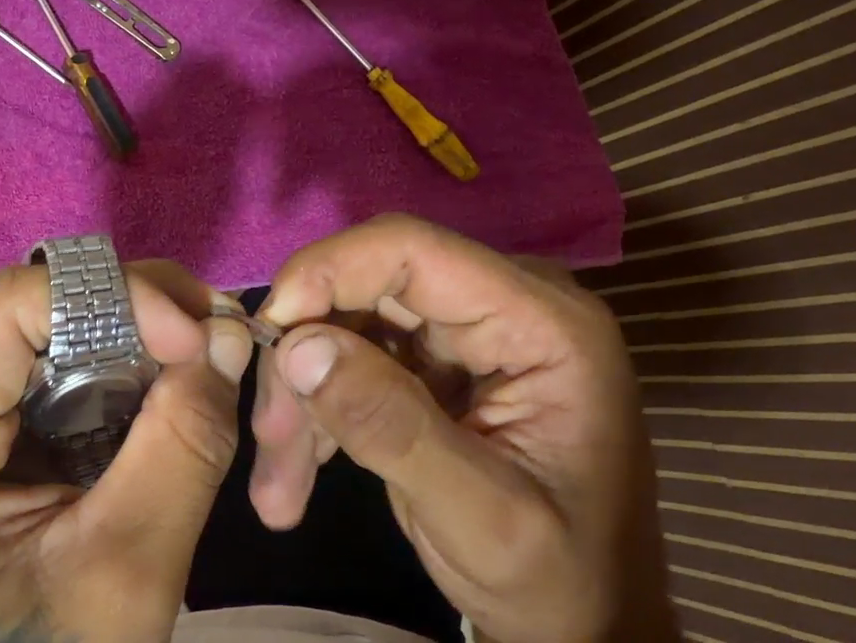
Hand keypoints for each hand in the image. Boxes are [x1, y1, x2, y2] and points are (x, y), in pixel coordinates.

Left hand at [0, 259, 253, 641]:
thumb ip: (181, 449)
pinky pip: (34, 375)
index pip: (6, 309)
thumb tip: (227, 335)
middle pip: (26, 320)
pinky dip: (103, 381)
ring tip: (195, 377)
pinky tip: (148, 408)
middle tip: (219, 346)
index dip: (111, 296)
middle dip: (135, 322)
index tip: (198, 335)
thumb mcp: (123, 577)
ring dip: (127, 351)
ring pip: (39, 341)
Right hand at [249, 215, 677, 642]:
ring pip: (345, 319)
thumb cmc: (559, 582)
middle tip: (269, 437)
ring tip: (280, 482)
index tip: (267, 335)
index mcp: (542, 323)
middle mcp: (503, 305)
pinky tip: (298, 469)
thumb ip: (393, 429)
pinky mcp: (436, 357)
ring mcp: (467, 328)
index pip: (411, 250)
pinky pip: (351, 352)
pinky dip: (316, 405)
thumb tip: (297, 346)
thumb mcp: (481, 520)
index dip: (326, 272)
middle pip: (365, 285)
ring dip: (302, 390)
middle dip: (306, 354)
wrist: (587, 625)